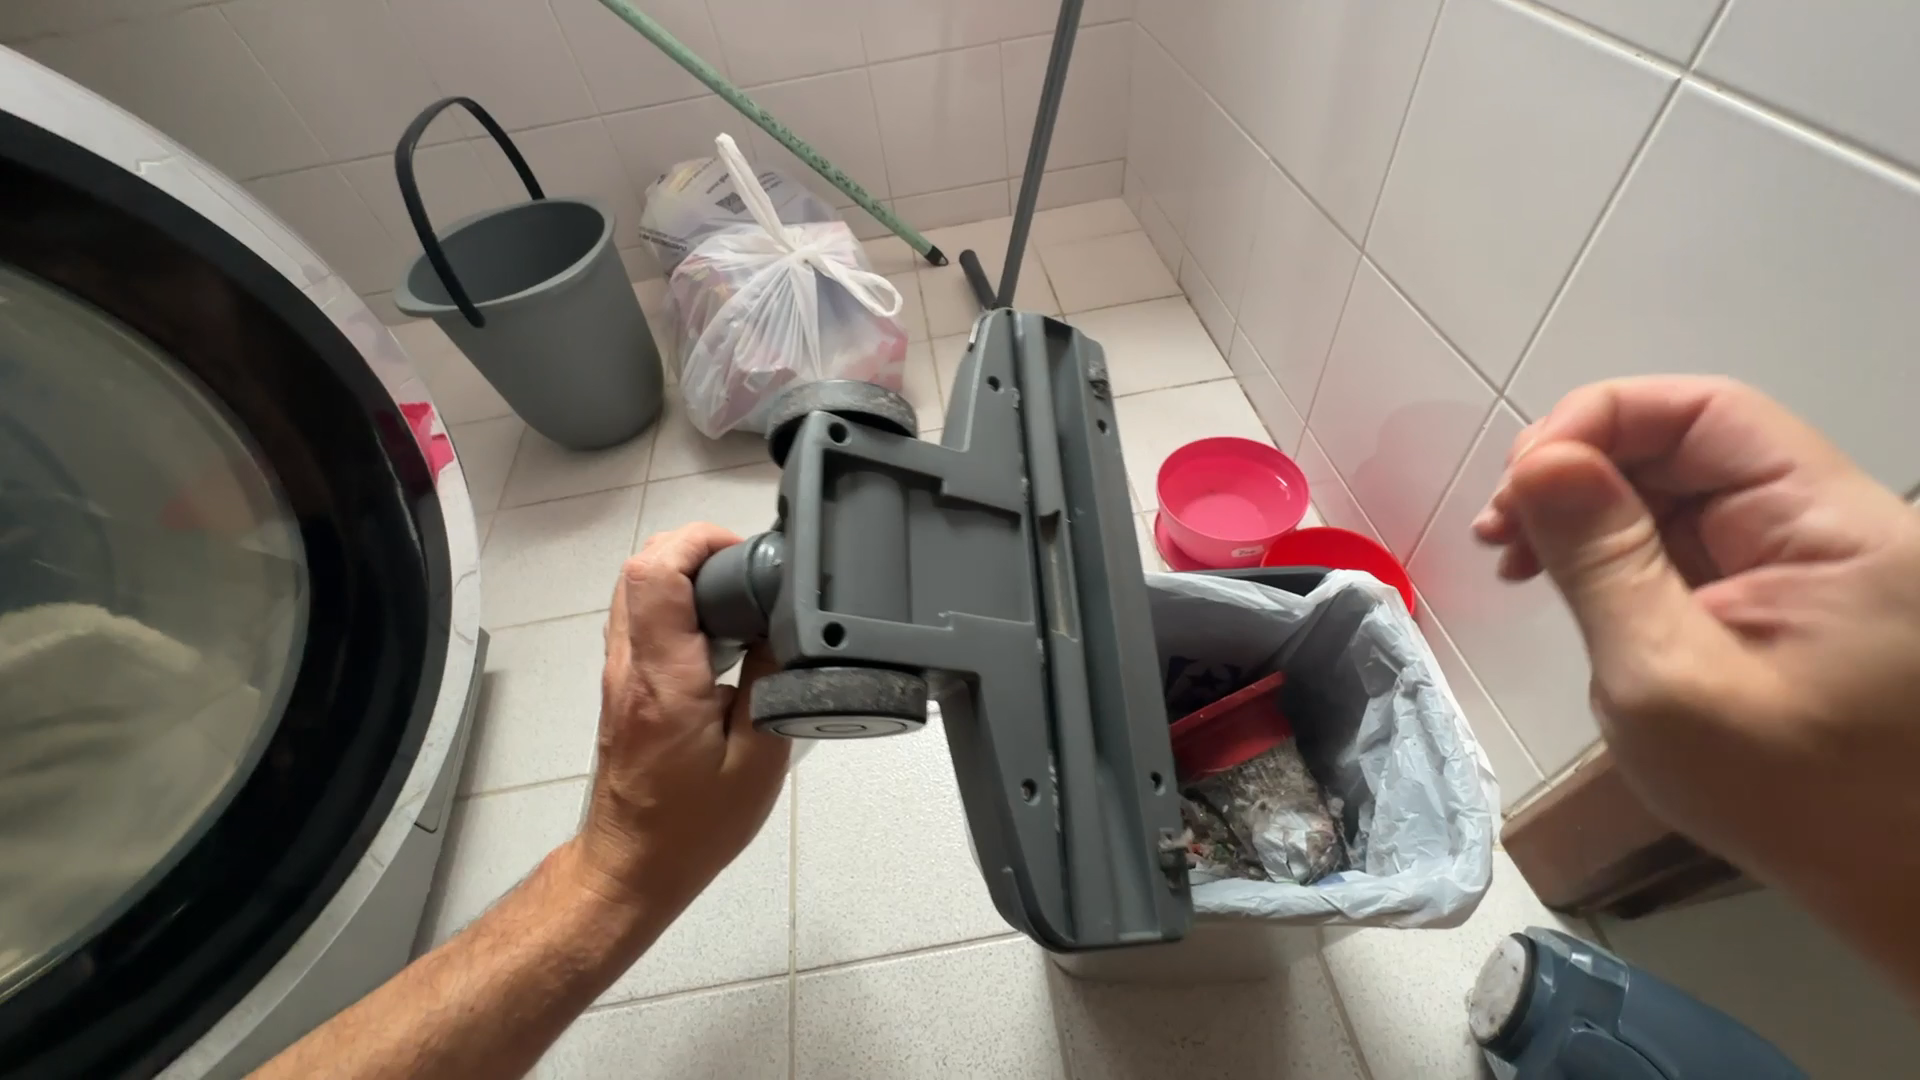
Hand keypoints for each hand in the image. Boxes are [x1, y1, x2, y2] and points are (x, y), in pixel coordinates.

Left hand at [571, 524, 789, 912]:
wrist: (632, 866)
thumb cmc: (697, 824)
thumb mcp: (758, 759)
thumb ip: (770, 683)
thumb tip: (779, 627)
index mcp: (665, 680)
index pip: (655, 576)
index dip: (698, 541)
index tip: (745, 553)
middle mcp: (630, 666)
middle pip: (637, 568)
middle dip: (693, 546)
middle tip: (747, 568)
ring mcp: (618, 674)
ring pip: (633, 588)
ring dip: (682, 570)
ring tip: (737, 592)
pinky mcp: (622, 684)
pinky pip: (639, 617)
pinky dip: (674, 598)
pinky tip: (717, 625)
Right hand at [1472, 378, 1919, 912]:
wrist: (1890, 885)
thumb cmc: (1786, 796)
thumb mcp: (1662, 675)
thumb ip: (1599, 560)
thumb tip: (1539, 460)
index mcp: (1833, 531)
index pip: (1706, 413)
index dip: (1598, 422)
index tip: (1518, 483)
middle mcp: (1822, 525)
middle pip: (1678, 442)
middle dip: (1569, 471)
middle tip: (1496, 528)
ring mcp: (1791, 557)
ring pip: (1660, 485)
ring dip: (1570, 507)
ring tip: (1508, 556)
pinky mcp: (1761, 588)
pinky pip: (1664, 533)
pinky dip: (1592, 543)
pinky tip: (1547, 573)